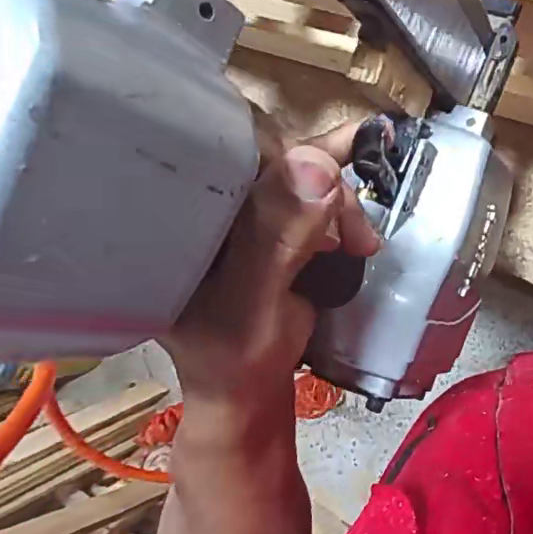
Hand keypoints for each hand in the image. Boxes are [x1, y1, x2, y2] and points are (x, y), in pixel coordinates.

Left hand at [160, 121, 380, 450]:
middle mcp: (201, 199)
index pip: (224, 145)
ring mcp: (238, 206)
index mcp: (172, 212)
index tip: (330, 189)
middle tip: (356, 237)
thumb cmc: (237, 360)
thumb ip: (278, 242)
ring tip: (360, 243)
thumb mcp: (254, 307)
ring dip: (341, 199)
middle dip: (325, 185)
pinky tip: (356, 215)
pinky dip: (342, 193)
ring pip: (299, 166)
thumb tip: (317, 166)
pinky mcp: (269, 215)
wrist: (247, 388)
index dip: (282, 153)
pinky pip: (311, 184)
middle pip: (270, 151)